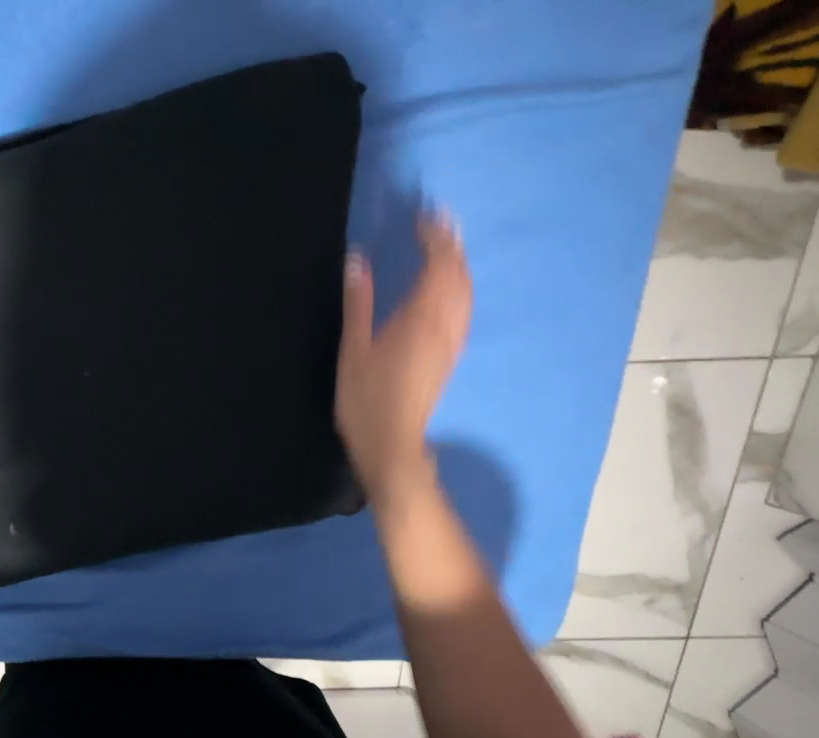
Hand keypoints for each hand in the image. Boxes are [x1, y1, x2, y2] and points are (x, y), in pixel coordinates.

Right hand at [336, 212, 471, 500]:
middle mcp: (445, 323)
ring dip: (458, 264)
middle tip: (440, 220)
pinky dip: (459, 287)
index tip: (425, 214)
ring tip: (448, 245)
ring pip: (465, 291)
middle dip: (451, 244)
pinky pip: (463, 308)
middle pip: (457, 274)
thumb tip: (358, 260)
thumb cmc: (366, 399)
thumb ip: (358, 303)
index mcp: (420, 317)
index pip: (437, 264)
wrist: (391, 443)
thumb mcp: (354, 349)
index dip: (434, 236)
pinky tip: (450, 288)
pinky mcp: (450, 355)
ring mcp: (452, 340)